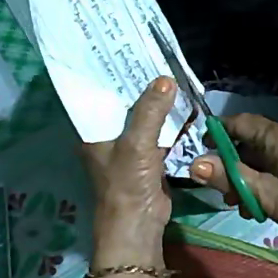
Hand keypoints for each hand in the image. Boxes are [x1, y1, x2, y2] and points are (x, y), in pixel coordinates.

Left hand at [79, 77, 178, 263]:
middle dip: (141, 87)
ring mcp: (129, 149)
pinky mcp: (149, 160)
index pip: (100, 95)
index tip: (129, 52)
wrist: (139, 225)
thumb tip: (166, 79)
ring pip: (144, 118)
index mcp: (93, 131)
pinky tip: (184, 108)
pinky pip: (159, 134)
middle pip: (125, 105)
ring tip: (174, 78)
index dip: (112, 75)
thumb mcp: (137, 143)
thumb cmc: (127, 183)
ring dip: (158, 104)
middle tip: (158, 59)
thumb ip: (150, 111)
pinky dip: (170, 123)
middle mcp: (108, 137)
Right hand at [189, 113, 277, 253]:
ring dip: (248, 176)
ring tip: (242, 204)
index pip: (239, 122)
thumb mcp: (262, 193)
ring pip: (263, 155)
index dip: (217, 133)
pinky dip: (264, 178)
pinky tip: (260, 203)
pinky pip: (277, 162)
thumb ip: (228, 177)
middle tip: (223, 192)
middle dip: (232, 165)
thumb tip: (194, 163)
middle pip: (250, 141)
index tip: (200, 151)